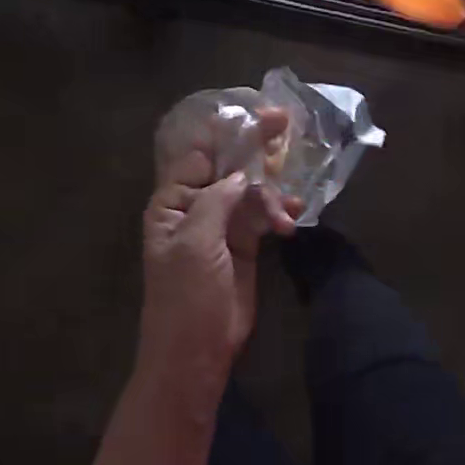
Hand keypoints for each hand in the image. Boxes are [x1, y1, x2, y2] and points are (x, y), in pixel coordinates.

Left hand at [138, 106, 299, 391]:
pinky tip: (292, 217)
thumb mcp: (195, 244)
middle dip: (254, 146)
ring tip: (289, 204)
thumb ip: (218, 201)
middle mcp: (196, 206)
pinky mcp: (245, 245)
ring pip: (250, 190)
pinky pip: (263, 215)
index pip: (197, 154)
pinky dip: (278, 212)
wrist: (198, 352)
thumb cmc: (186, 296)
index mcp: (172, 202)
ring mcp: (222, 225)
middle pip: (228, 165)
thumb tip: (242, 174)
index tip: (253, 112)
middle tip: (285, 122)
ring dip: (271, 191)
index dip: (224, 131)